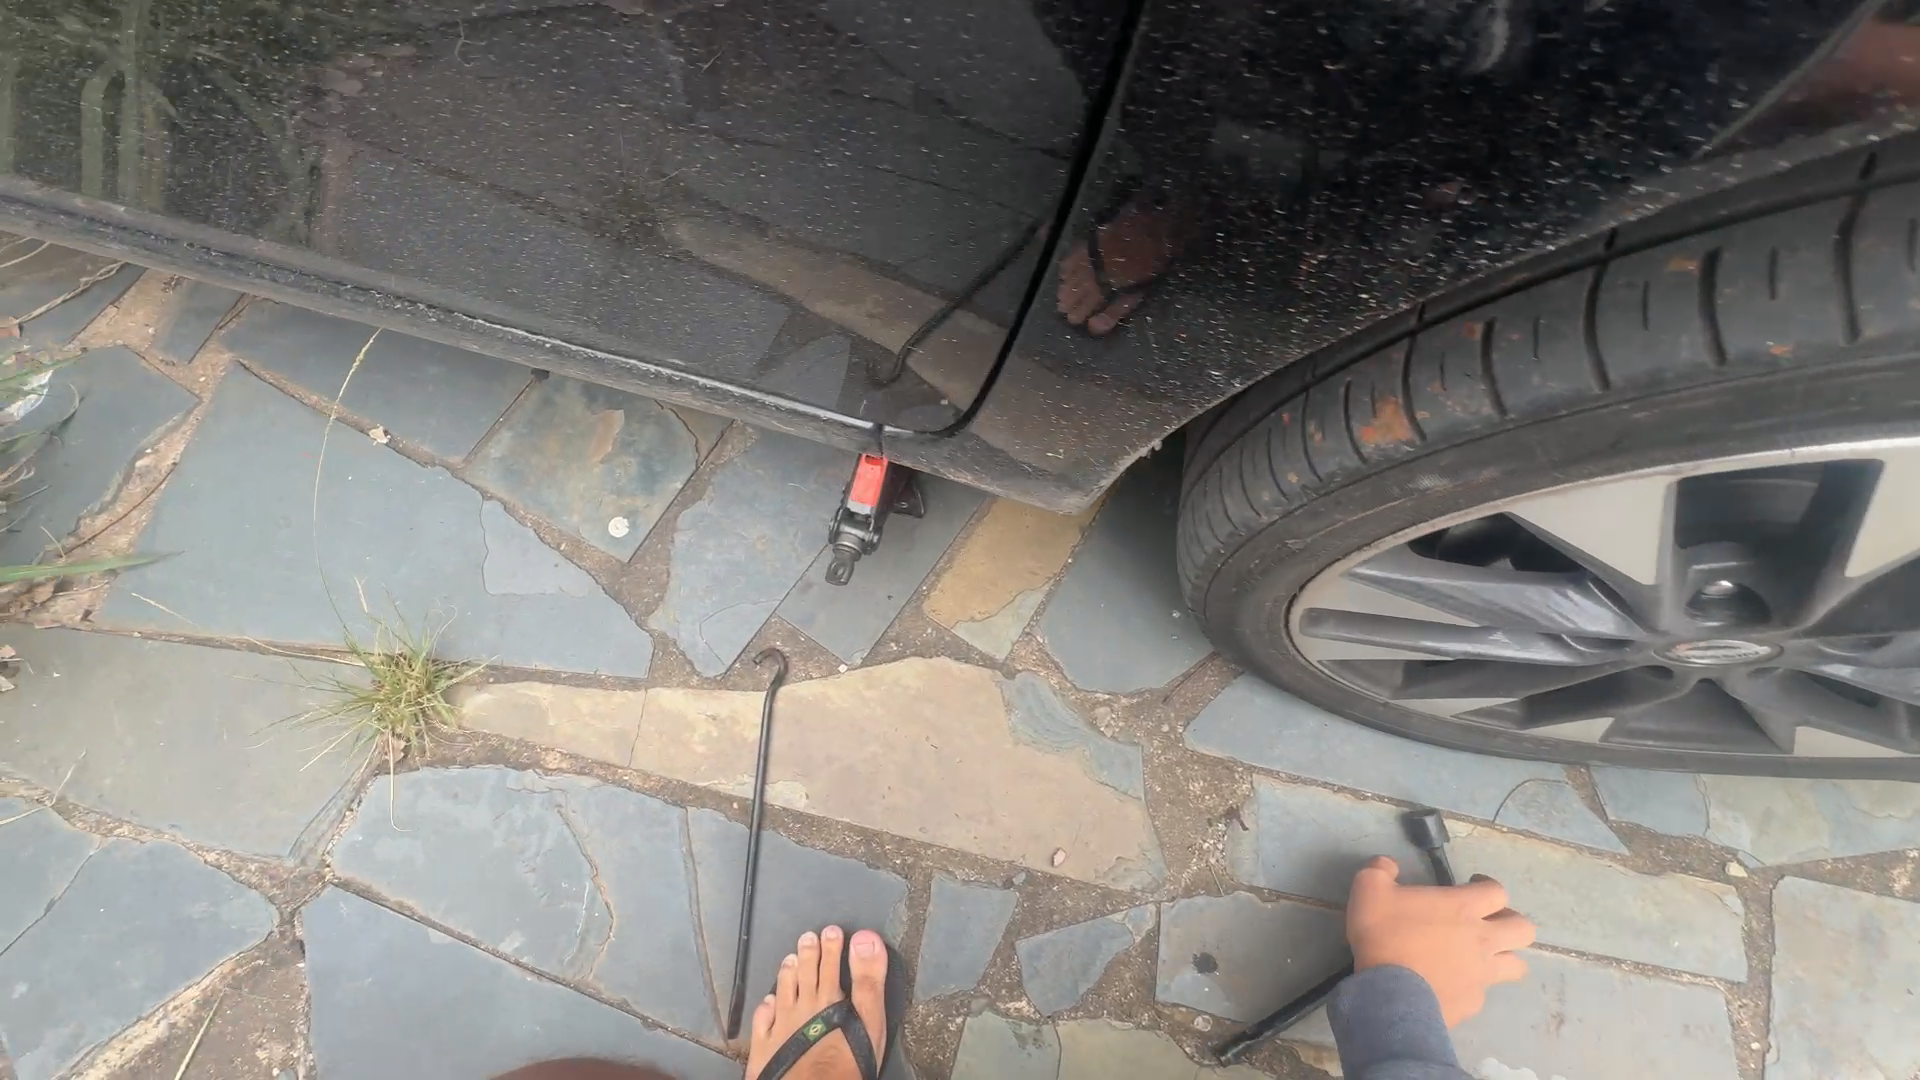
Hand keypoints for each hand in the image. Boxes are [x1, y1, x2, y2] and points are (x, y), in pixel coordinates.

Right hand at [1345, 855, 1535, 1026]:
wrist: (1391, 992)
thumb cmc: (1383, 933)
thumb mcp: (1368, 887)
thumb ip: (1381, 869)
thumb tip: (1390, 864)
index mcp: (1461, 907)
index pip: (1497, 892)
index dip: (1488, 885)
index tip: (1472, 885)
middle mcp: (1482, 939)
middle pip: (1524, 929)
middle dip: (1510, 920)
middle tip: (1485, 919)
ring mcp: (1483, 974)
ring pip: (1518, 964)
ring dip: (1503, 955)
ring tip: (1479, 953)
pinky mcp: (1475, 1002)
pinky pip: (1485, 988)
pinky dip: (1474, 982)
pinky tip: (1451, 980)